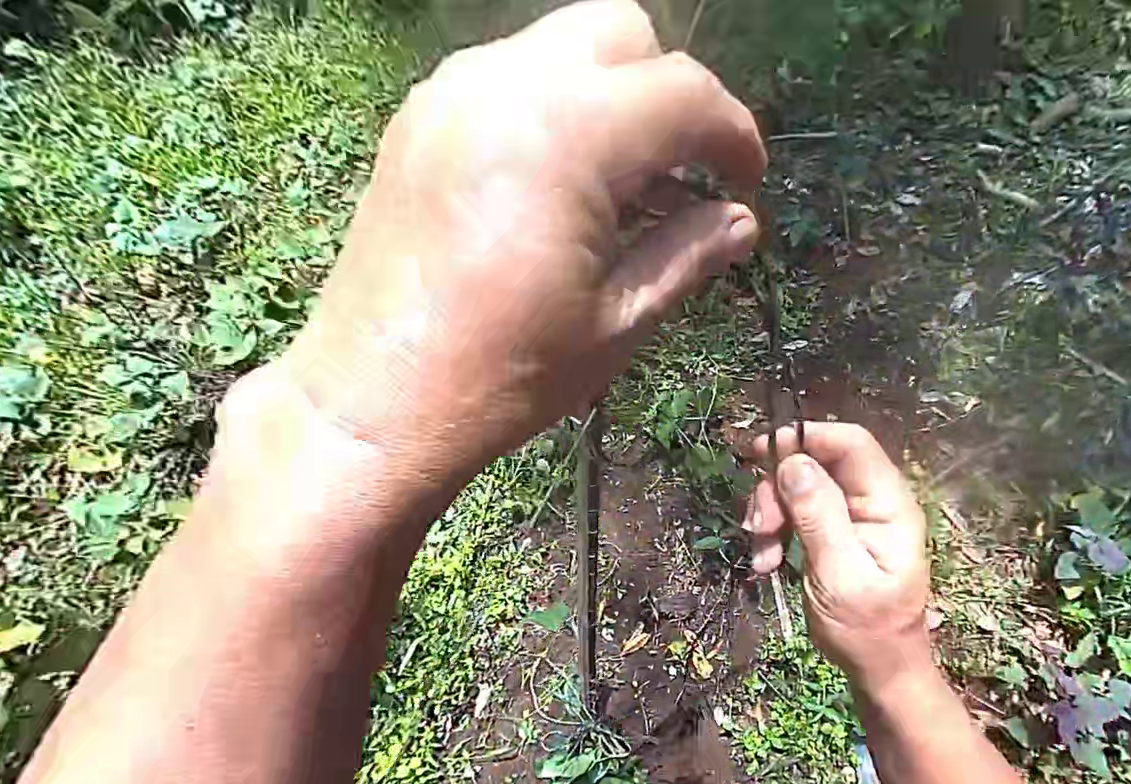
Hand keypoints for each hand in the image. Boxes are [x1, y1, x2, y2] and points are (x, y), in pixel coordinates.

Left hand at [268, 0, 765, 504]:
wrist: (381, 400)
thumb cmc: (511, 375)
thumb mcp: (618, 324)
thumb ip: (687, 257)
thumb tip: (742, 224)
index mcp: (565, 137)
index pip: (682, 93)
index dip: (734, 135)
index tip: (749, 185)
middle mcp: (505, 84)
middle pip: (625, 37)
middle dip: (675, 100)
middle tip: (689, 180)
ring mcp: (452, 93)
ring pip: (564, 49)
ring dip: (617, 103)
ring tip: (630, 192)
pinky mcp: (422, 120)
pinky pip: (513, 80)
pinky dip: (561, 113)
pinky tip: (567, 189)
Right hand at [745, 423, 931, 683]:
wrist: (878, 667)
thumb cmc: (867, 629)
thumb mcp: (839, 575)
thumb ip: (818, 516)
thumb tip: (793, 462)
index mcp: (888, 504)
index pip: (851, 444)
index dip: (806, 438)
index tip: (762, 453)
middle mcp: (871, 501)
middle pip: (816, 464)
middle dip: (778, 490)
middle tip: (756, 526)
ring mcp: (850, 516)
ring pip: (798, 488)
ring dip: (770, 516)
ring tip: (761, 556)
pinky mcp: (831, 532)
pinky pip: (794, 514)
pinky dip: (773, 534)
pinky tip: (765, 563)